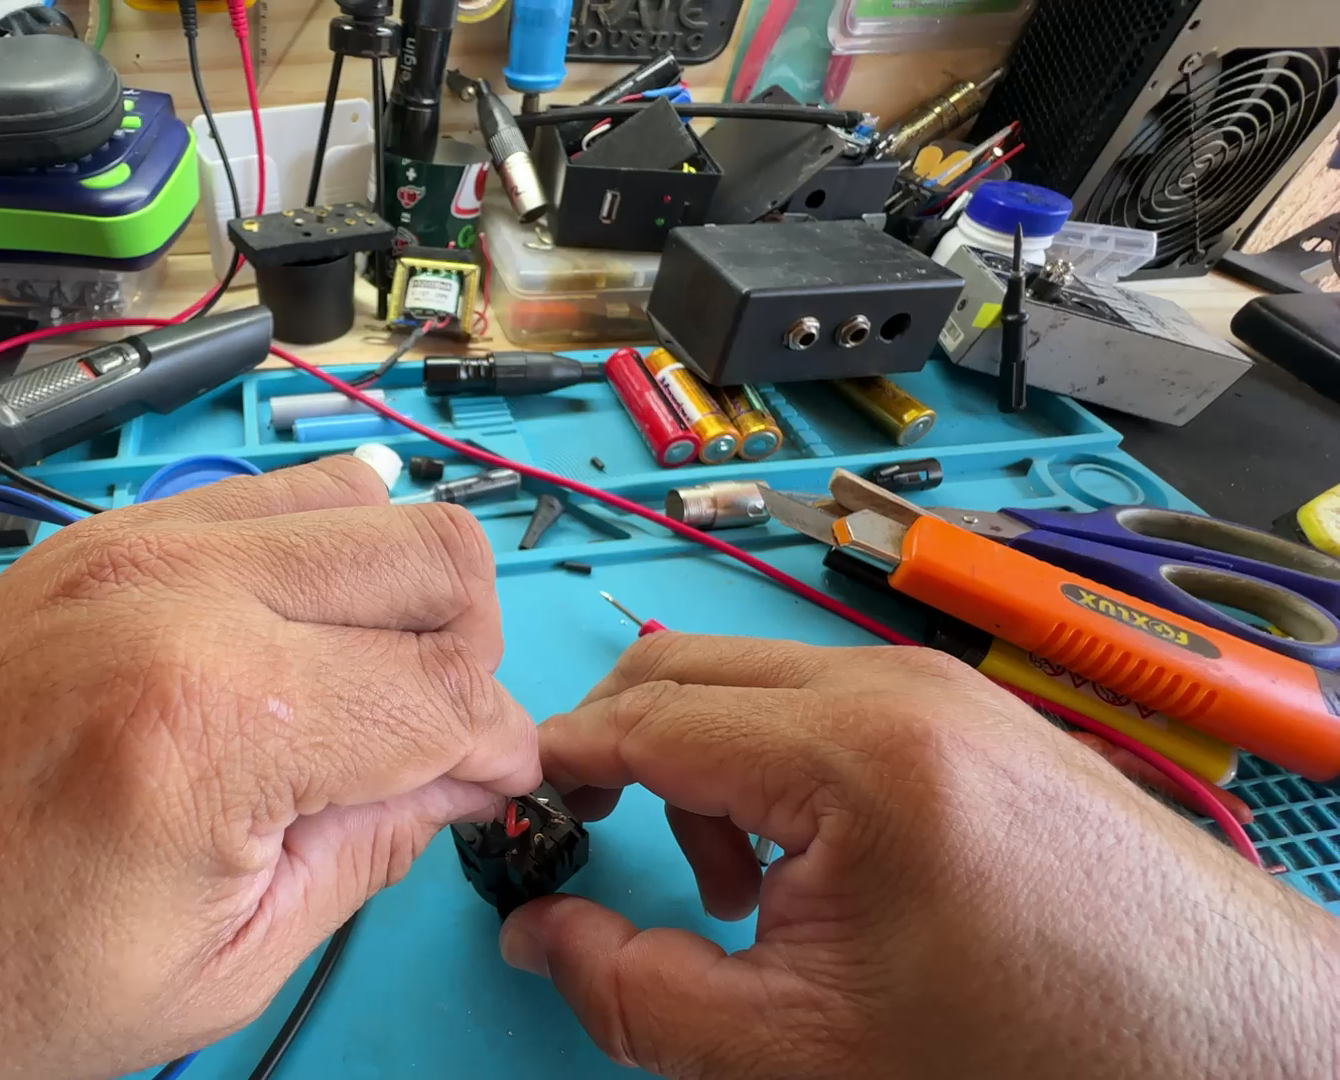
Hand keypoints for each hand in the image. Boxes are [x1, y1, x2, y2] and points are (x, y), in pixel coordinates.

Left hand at [0, 457, 539, 1077]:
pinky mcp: (113, 526)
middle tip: (438, 729)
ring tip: (371, 672)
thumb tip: (471, 768)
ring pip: (376, 502)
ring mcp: (145, 535)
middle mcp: (190, 589)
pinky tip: (306, 618)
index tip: (500, 780)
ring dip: (409, 591)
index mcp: (217, 721)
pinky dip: (333, 548)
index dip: (502, 747)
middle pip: (439, 557)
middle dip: (475, 650)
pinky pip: (284, 490)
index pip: (450, 695)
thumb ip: (374, 842)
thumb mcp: (219, 965)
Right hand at [501, 634, 1339, 1078]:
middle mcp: (881, 680)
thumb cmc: (1033, 1068)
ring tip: (735, 884)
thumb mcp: (799, 1057)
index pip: (644, 718)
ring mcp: (922, 679)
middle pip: (675, 667)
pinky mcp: (947, 701)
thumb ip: (631, 991)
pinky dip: (755, 763)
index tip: (514, 799)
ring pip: (732, 678)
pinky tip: (805, 859)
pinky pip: (797, 702)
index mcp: (850, 751)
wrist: (1277, 1074)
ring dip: (689, 762)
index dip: (560, 756)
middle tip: (601, 833)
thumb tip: (528, 929)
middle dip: (612, 743)